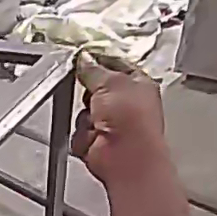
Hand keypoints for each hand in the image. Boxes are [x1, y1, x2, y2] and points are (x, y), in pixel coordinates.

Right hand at [70, 52, 167, 184]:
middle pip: (94, 89)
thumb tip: (83, 58)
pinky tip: (94, 139)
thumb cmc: (131, 119)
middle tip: (94, 99)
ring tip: (97, 124)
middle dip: (89, 94)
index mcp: (137, 84)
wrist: (126, 157)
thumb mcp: (111, 82)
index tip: (81, 58)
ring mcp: (110, 124)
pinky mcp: (96, 142)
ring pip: (82, 112)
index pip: (113, 65)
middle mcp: (124, 104)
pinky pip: (78, 132)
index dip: (97, 61)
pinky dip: (83, 136)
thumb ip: (94, 69)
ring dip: (85, 118)